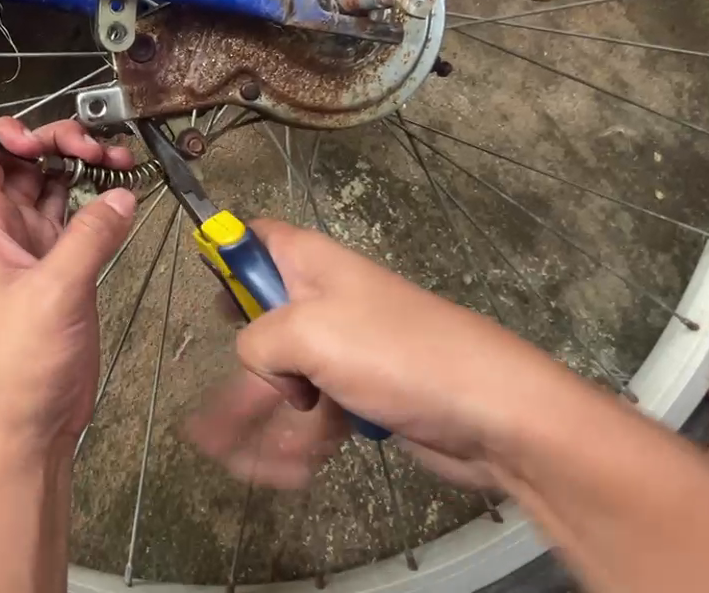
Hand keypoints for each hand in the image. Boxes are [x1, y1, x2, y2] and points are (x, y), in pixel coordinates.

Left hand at [0, 117, 136, 449]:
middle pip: (24, 162)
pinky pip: (79, 216)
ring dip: (83, 165)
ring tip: (120, 159)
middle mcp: (5, 226)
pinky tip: (124, 191)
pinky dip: (99, 199)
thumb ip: (90, 237)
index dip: (5, 134)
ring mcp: (35, 244)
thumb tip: (124, 194)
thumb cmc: (22, 359)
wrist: (31, 423)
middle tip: (98, 147)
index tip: (44, 140)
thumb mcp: (54, 291)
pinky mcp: (63, 264)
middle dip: (57, 142)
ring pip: (55, 184)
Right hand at [187, 220, 584, 488]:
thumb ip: (255, 340)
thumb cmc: (393, 353)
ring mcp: (343, 347)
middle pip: (257, 318)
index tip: (216, 299)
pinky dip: (299, 437)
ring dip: (261, 417)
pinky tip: (290, 470)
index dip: (227, 258)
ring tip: (235, 461)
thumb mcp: (303, 333)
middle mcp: (320, 298)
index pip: (253, 238)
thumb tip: (264, 365)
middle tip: (211, 412)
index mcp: (306, 262)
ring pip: (282, 374)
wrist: (497, 416)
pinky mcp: (363, 391)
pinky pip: (315, 408)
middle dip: (238, 368)